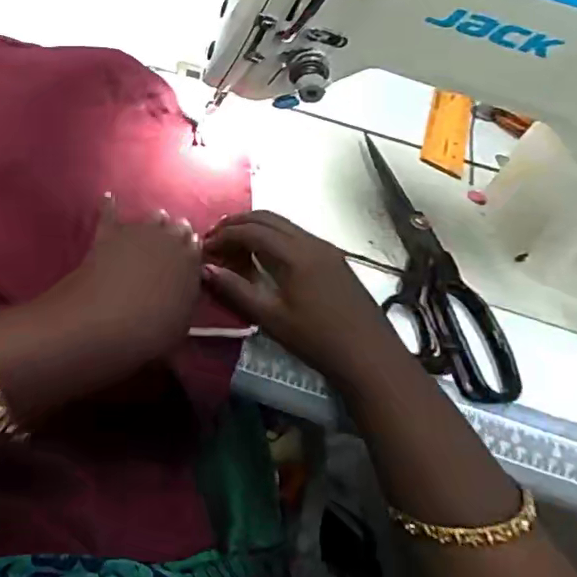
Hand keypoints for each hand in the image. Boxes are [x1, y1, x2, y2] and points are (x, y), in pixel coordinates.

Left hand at [36, 194, 205, 367]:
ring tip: (157, 220)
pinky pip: (109, 214)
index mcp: (191, 263)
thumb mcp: (180, 324)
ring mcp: (137, 233)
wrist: (105, 318)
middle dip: (177, 233)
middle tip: (175, 237)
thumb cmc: (149, 330)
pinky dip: (109, 205)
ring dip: (154, 221)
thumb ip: (185, 301)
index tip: (190, 253)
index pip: (196, 250)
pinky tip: (109, 196)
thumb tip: (184, 292)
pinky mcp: (108, 234)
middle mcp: (168, 241)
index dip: (192, 252)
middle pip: (176, 230)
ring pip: (151, 219)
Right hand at [202, 211, 404, 384]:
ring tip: (233, 247)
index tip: (203, 248)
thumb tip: (205, 269)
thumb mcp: (271, 318)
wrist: (372, 358)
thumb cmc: (317, 340)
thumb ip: (236, 290)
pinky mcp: (333, 260)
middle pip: (266, 218)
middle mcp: (310, 242)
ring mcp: (325, 249)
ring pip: (281, 224)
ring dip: (254, 228)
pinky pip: (294, 235)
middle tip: (213, 239)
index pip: (250, 230)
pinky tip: (262, 258)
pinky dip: (271, 237)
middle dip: (236, 224)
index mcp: (295, 253)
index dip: (223, 236)